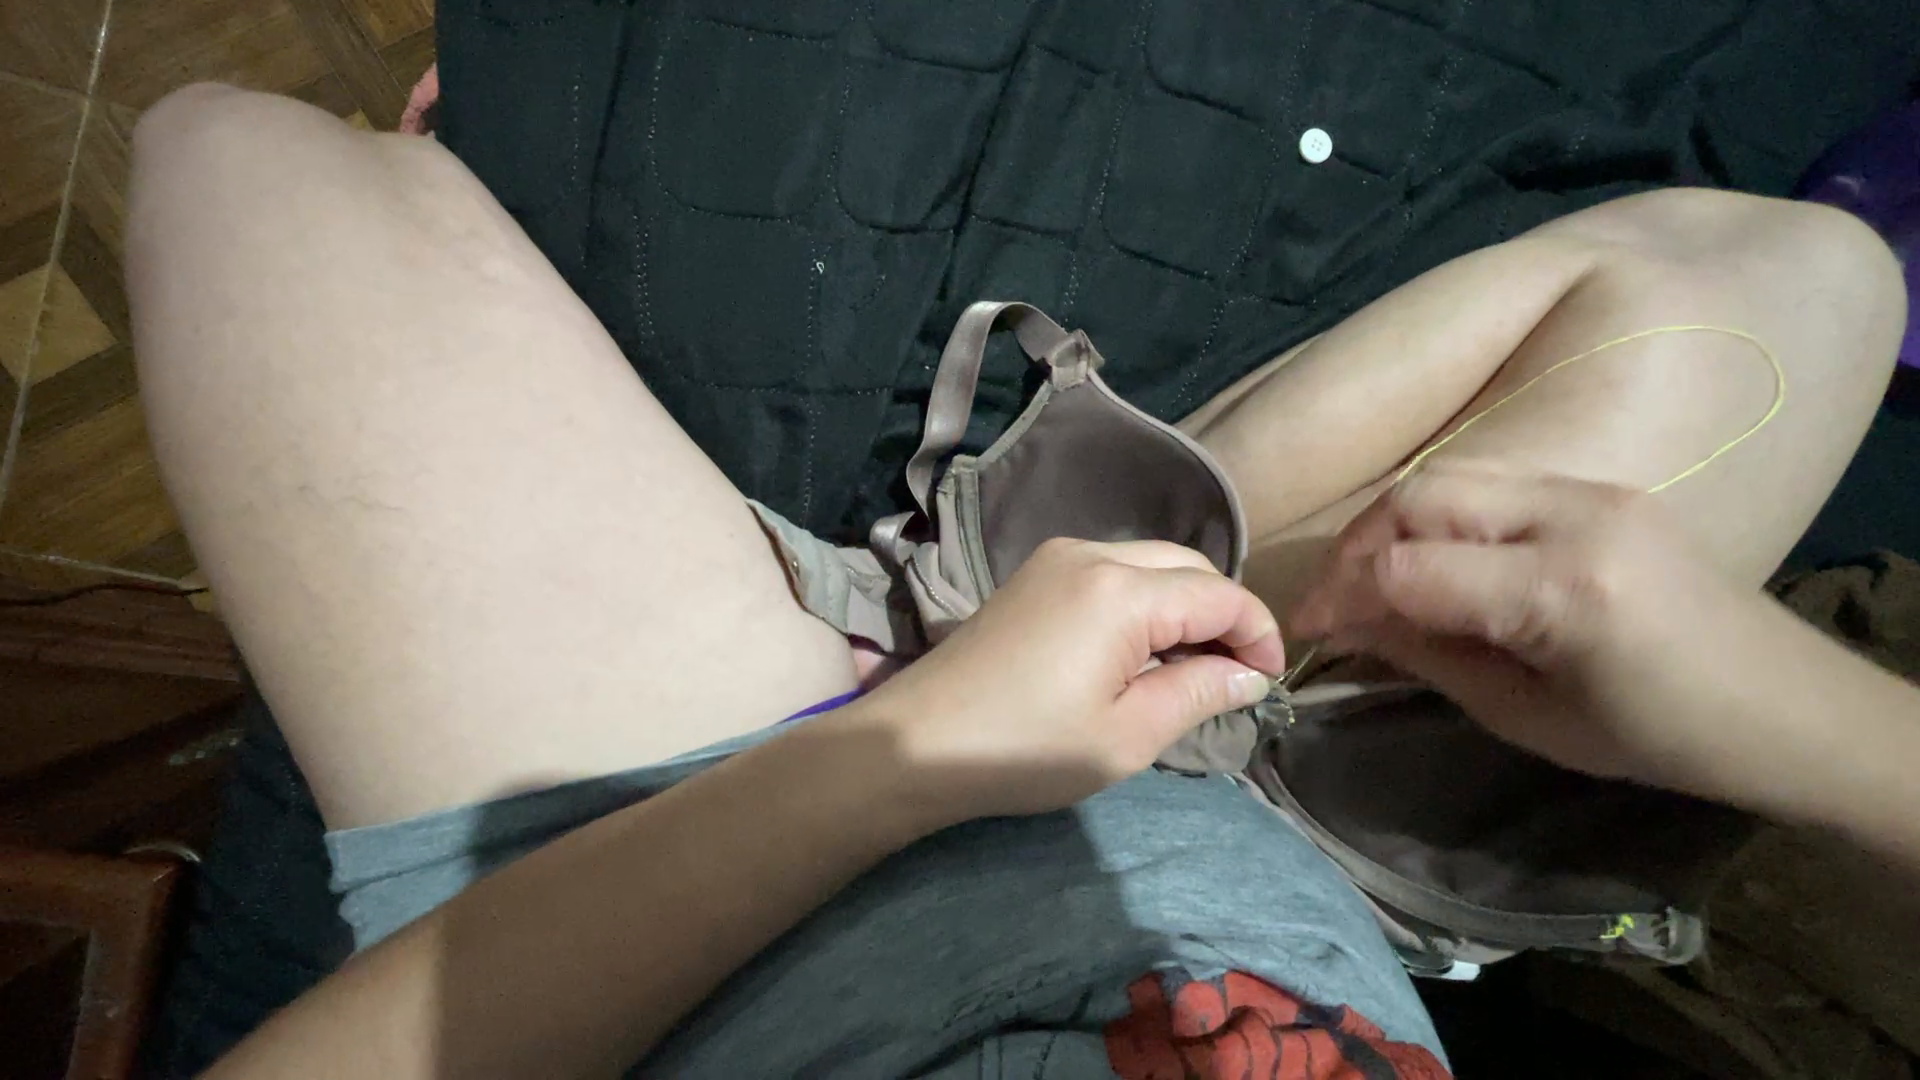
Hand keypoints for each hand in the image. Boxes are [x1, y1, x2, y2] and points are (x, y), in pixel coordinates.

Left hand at [851, 538, 1285, 822]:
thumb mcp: (1127, 735)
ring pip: (1147, 563)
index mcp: (1120, 590)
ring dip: (1181, 604)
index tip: (1268, 681)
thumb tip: (1246, 673)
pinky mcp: (1031, 575)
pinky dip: (1139, 601)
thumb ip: (1197, 692)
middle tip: (1233, 675)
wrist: (916, 741)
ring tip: (1189, 666)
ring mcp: (1054, 558)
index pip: (1219, 593)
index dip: (1258, 633)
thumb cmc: (1025, 749)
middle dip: (1222, 613)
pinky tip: (1137, 648)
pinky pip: (1108, 572)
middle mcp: (1089, 553)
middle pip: (1185, 566)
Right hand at [1288, 463, 1799, 798]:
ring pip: (1443, 476)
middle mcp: (1575, 515)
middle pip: (1415, 498)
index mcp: (1564, 589)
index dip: (1339, 596)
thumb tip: (1342, 624)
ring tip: (1370, 575)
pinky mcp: (1597, 488)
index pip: (1405, 568)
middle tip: (1334, 598)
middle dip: (1353, 548)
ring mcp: (1591, 490)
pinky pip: (1484, 483)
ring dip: (1388, 524)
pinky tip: (1428, 556)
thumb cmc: (1657, 738)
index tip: (1309, 629)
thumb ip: (1422, 654)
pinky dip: (1433, 516)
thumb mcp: (1520, 715)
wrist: (1795, 712)